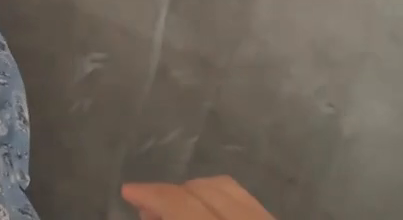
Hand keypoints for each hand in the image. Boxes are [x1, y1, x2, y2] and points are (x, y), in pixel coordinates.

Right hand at [121, 177, 274, 219]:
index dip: (150, 194)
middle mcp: (248, 216)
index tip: (127, 191)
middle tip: (147, 208)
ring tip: (175, 207)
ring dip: (195, 192)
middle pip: (203, 189)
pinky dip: (220, 198)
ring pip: (227, 187)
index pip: (179, 203)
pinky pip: (245, 198)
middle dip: (172, 194)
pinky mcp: (275, 219)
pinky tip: (207, 211)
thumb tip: (147, 211)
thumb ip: (169, 219)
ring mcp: (267, 217)